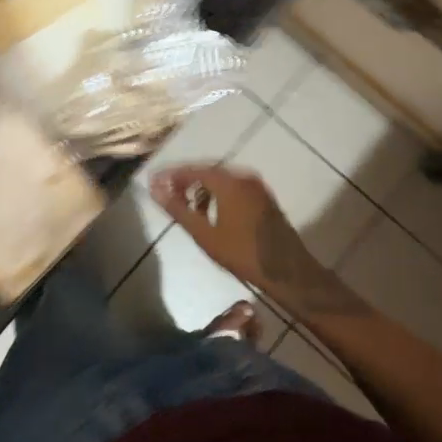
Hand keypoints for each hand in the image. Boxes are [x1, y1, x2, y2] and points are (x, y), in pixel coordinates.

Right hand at [150, 165, 366, 318]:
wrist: (288, 272)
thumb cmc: (242, 254)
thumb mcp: (204, 234)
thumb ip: (178, 209)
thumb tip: (155, 188)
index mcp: (228, 182)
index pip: (192, 169)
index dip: (171, 176)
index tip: (154, 182)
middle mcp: (244, 177)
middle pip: (208, 172)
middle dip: (186, 182)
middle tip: (168, 195)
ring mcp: (257, 187)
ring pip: (222, 180)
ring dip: (203, 189)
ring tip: (189, 208)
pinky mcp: (265, 198)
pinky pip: (235, 188)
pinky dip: (219, 194)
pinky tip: (212, 213)